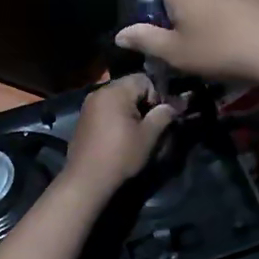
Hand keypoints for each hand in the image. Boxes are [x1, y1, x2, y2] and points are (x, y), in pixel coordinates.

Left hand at [61, 74, 178, 194]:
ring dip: (130, 109)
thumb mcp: (149, 135)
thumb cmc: (121, 155)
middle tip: (150, 124)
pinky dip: (116, 116)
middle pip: (129, 86)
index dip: (156, 95)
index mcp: (115, 91)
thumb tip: (174, 105)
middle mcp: (99, 92)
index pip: (144, 79)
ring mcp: (88, 105)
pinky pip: (106, 108)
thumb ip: (164, 114)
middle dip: (143, 102)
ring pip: (118, 98)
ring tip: (136, 131)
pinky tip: (120, 135)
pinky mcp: (84, 118)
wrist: (87, 179)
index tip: (159, 116)